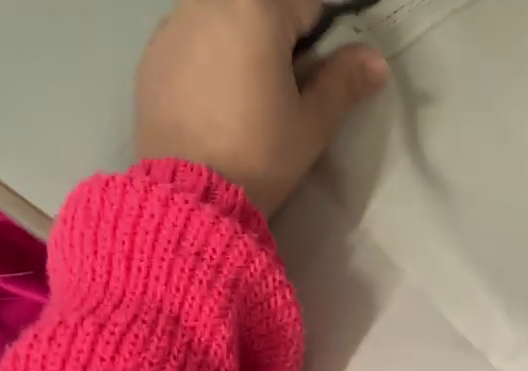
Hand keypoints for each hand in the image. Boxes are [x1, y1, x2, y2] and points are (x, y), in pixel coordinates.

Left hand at [135, 0, 388, 215]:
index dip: (321, 42)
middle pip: (261, 8)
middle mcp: (209, 2)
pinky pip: (191, 41)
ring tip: (244, 99)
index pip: (308, 5)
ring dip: (240, 45)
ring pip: (222, 19)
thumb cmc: (260, 155)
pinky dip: (207, 59)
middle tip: (281, 93)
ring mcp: (173, 25)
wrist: (192, 195)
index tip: (317, 80)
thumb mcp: (312, 125)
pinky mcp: (151, 55)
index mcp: (256, 9)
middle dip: (277, 39)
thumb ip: (344, 83)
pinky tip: (212, 104)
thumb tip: (376, 61)